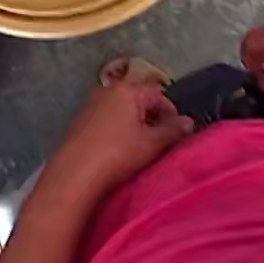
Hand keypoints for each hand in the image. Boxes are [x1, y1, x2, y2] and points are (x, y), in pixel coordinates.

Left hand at [32, 83, 194, 210]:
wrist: (75, 172)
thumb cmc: (117, 153)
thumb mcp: (152, 143)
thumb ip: (173, 130)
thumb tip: (188, 122)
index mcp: (127, 90)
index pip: (158, 95)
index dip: (171, 113)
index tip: (177, 133)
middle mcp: (107, 90)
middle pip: (139, 101)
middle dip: (152, 119)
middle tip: (160, 142)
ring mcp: (91, 104)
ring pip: (122, 111)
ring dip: (134, 125)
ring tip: (141, 149)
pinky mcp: (80, 120)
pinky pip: (107, 120)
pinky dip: (117, 131)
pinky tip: (119, 151)